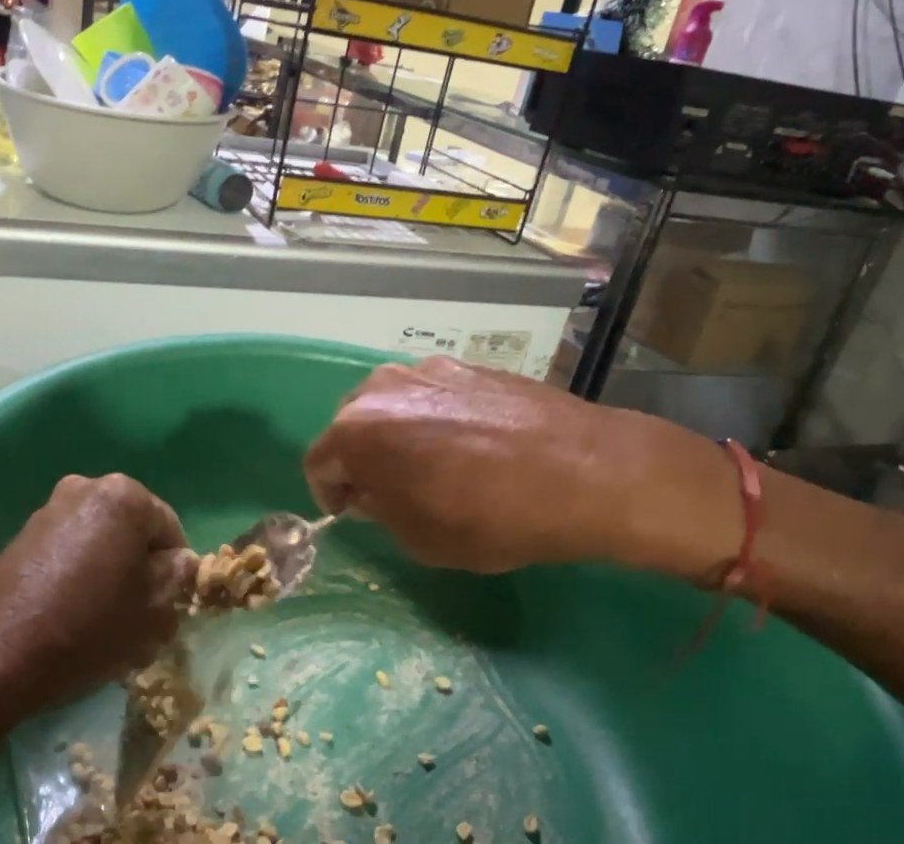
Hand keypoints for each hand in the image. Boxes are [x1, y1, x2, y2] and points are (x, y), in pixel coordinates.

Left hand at [0, 474, 192, 718]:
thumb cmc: (87, 629)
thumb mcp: (152, 613)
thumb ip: (177, 578)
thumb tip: (180, 562)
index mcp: (125, 496)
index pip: (171, 529)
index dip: (176, 571)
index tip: (168, 607)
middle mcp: (86, 488)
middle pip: (133, 529)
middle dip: (141, 566)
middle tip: (139, 614)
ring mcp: (49, 510)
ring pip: (100, 540)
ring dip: (109, 569)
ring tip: (102, 618)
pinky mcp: (22, 536)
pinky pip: (68, 549)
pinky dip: (78, 573)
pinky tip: (71, 613)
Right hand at [303, 357, 731, 573]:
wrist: (584, 471)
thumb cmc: (492, 518)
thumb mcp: (421, 539)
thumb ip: (379, 511)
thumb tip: (372, 491)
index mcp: (357, 431)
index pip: (319, 462)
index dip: (331, 494)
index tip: (354, 512)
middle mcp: (382, 388)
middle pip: (352, 425)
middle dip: (363, 458)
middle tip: (393, 490)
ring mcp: (427, 369)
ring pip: (393, 404)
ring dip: (399, 434)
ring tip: (437, 464)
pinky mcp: (468, 363)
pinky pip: (432, 395)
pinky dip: (436, 418)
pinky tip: (472, 444)